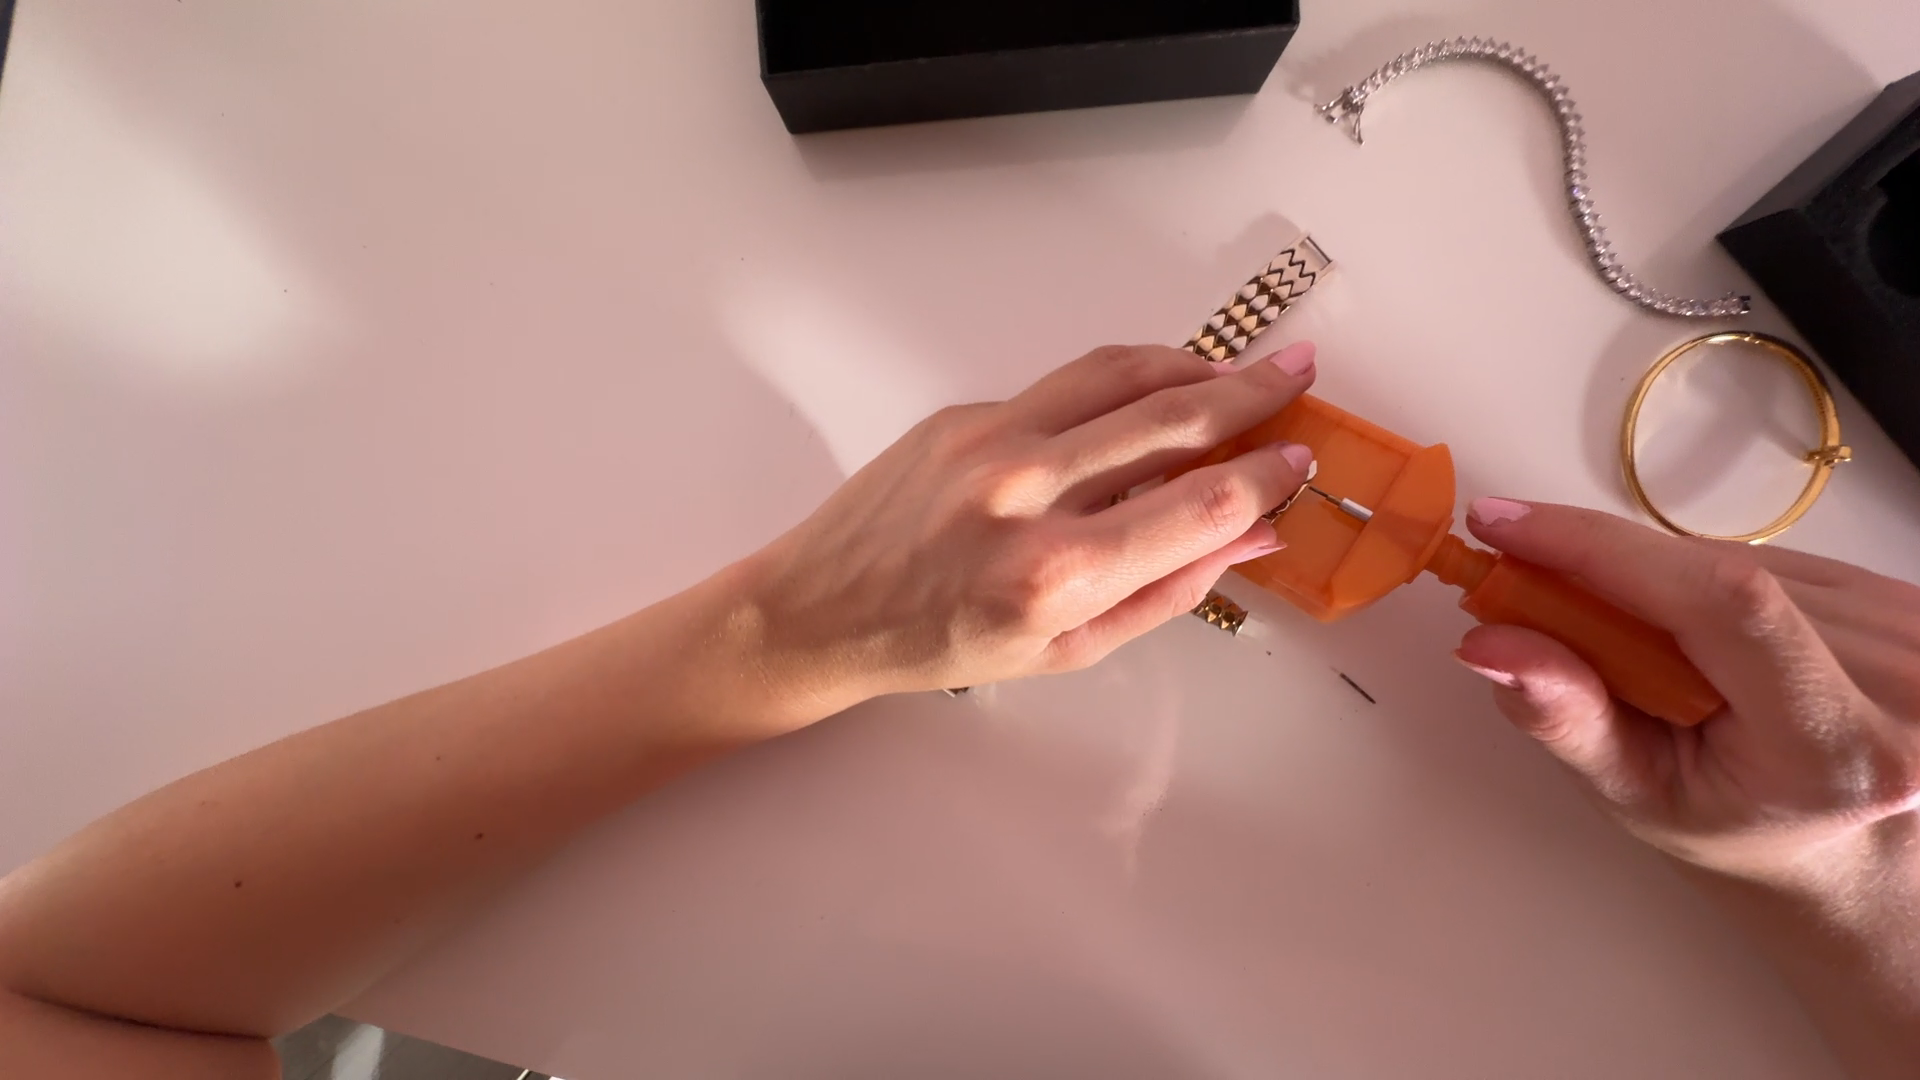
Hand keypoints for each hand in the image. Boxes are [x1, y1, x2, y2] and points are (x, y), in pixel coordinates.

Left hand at [737, 342, 1319, 713]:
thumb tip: (1251, 535)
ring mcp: (987, 440)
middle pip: (1167, 418)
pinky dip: (1119, 383)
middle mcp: (1025, 492)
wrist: (827, 608)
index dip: (1265, 477)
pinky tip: (1147, 393)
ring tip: (1234, 367)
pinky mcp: (960, 414)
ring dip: (1189, 363)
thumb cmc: (946, 646)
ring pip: (1116, 374)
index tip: (1299, 460)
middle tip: (1299, 371)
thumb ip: (1166, 591)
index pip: (1198, 503)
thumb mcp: (1067, 650)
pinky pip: (1061, 387)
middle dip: (1249, 391)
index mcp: (1057, 573)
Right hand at [1453, 498, 1919, 886]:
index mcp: (1837, 745)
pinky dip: (1684, 580)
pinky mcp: (1907, 598)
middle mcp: (1908, 677)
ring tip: (1619, 639)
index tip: (1497, 524)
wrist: (1844, 840)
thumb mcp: (1625, 792)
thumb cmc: (1726, 826)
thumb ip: (1561, 719)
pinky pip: (1753, 559)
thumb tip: (1481, 643)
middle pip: (1706, 574)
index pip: (1720, 602)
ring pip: (1721, 560)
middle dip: (1590, 566)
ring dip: (1638, 578)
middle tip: (1522, 593)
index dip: (1598, 546)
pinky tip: (1683, 631)